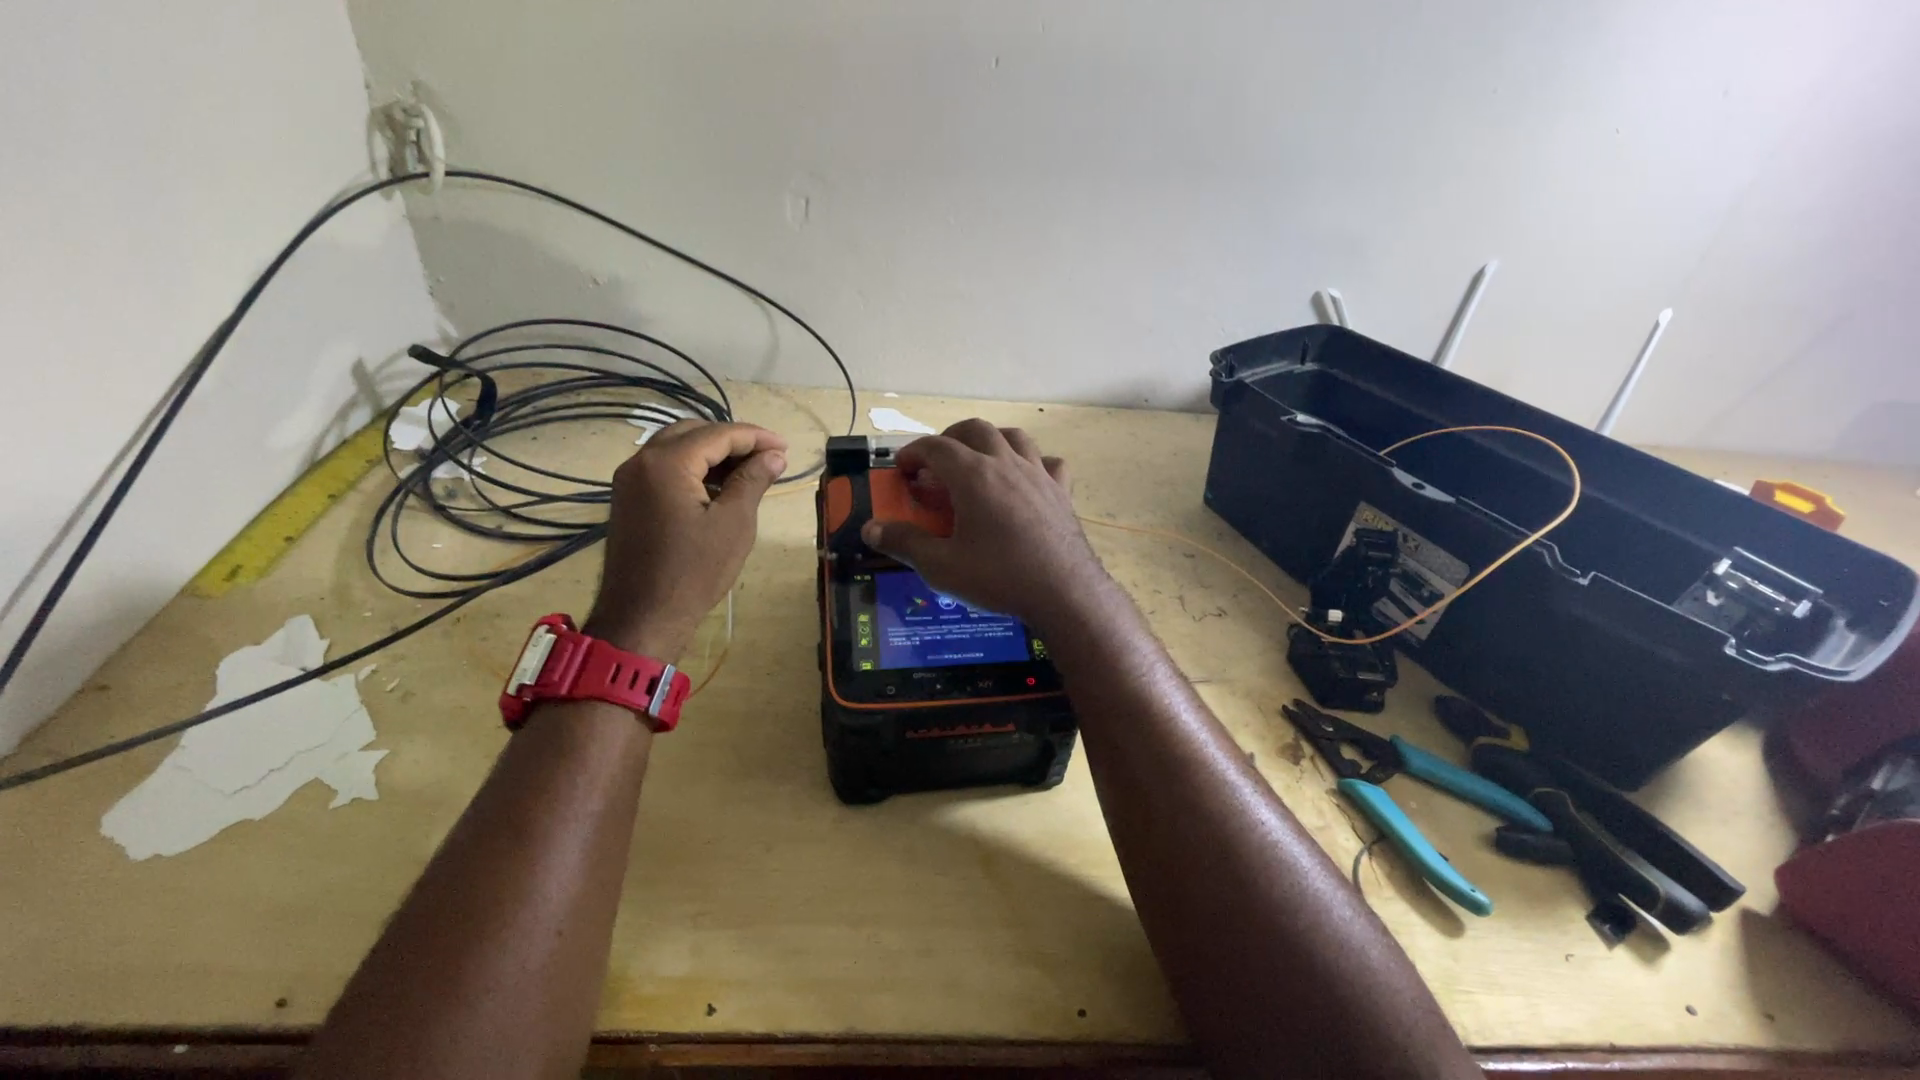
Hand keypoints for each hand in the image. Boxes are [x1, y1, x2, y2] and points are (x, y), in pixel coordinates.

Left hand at [585, 420, 787, 660]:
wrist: (643, 616)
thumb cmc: (694, 572)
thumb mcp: (734, 523)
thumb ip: (753, 480)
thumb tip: (774, 456)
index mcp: (666, 463)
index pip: (717, 434)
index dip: (755, 437)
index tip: (785, 448)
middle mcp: (640, 461)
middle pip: (693, 433)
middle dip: (732, 441)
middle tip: (767, 457)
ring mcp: (629, 480)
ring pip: (676, 449)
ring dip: (712, 454)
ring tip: (749, 472)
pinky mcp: (628, 499)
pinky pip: (664, 469)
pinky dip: (693, 470)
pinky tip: (719, 488)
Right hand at [860, 419, 1110, 628]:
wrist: (1064, 592)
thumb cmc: (999, 577)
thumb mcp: (941, 566)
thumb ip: (904, 543)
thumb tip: (870, 530)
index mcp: (973, 475)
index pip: (935, 447)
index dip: (913, 453)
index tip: (901, 470)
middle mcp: (1006, 463)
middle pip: (974, 430)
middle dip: (949, 439)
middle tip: (935, 463)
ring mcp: (1038, 474)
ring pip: (1013, 437)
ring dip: (989, 441)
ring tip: (978, 461)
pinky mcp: (1061, 492)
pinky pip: (1048, 462)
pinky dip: (1033, 463)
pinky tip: (1026, 480)